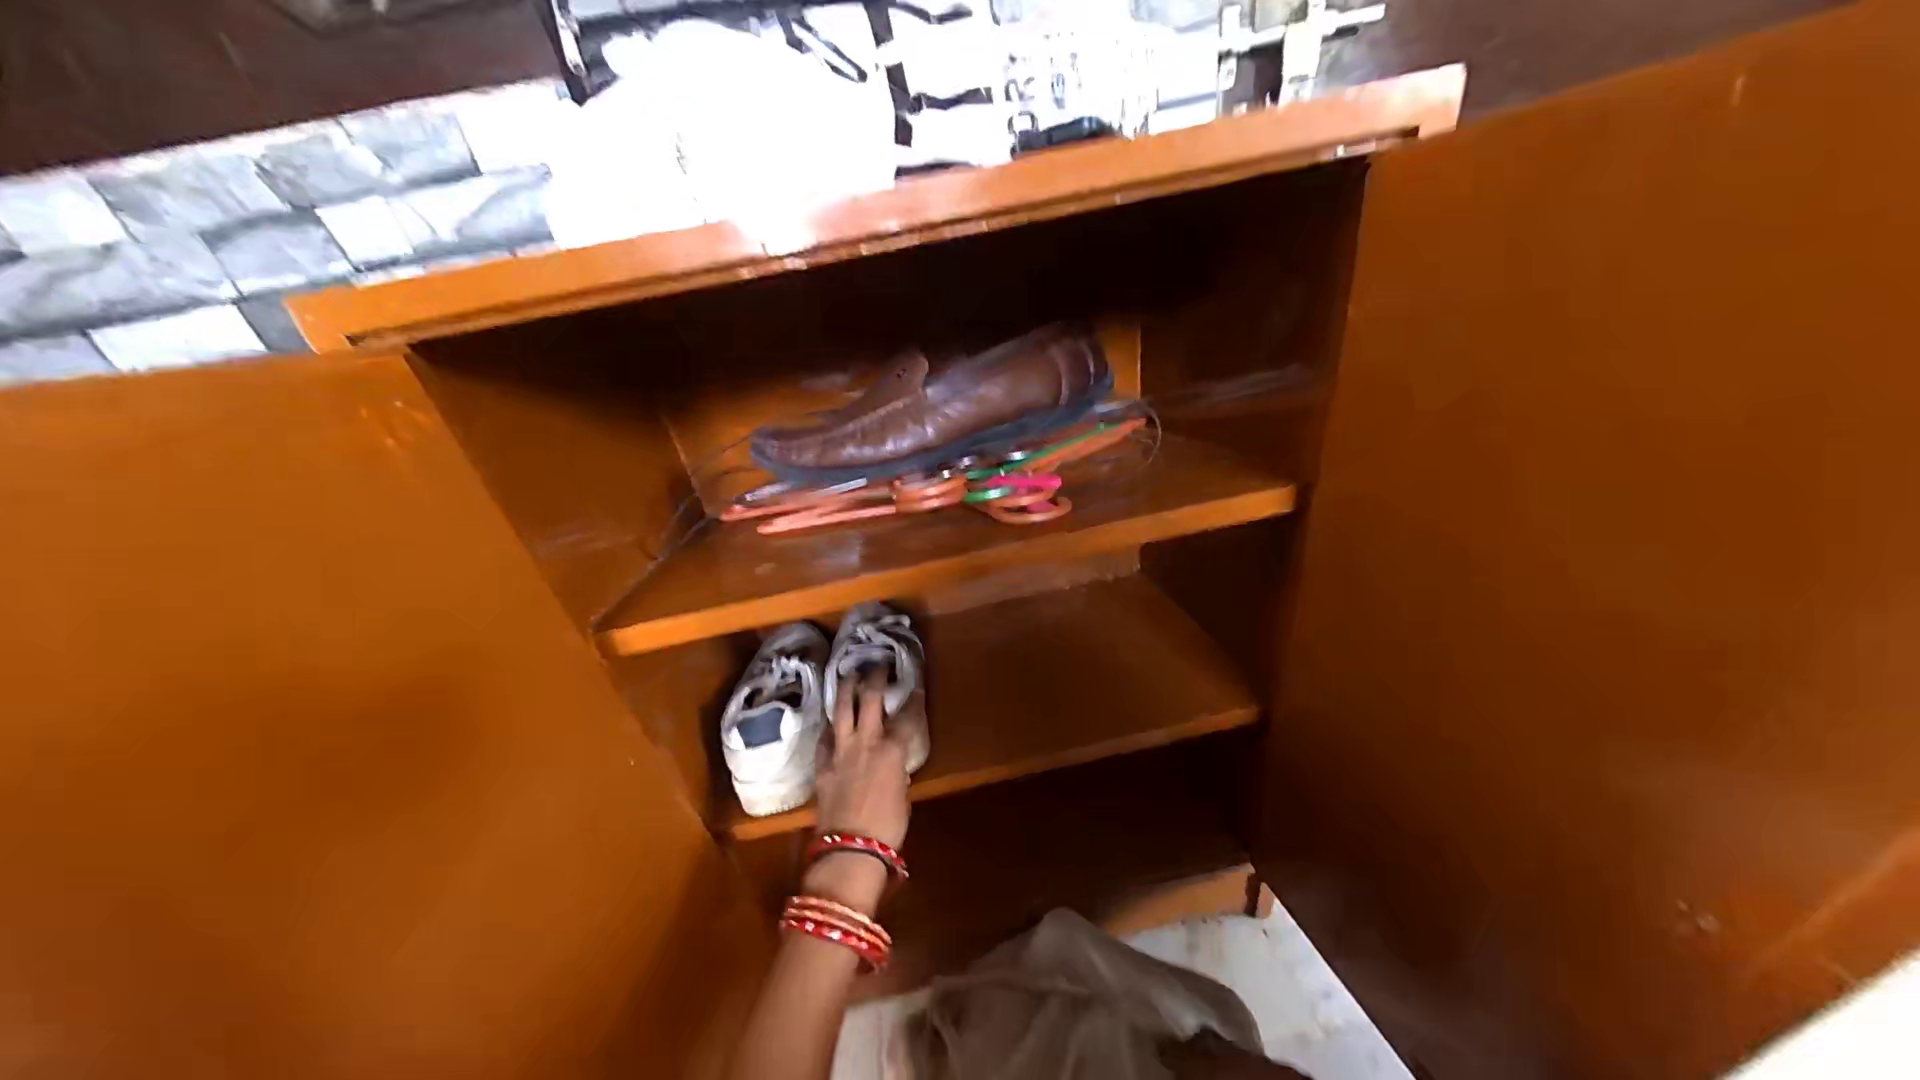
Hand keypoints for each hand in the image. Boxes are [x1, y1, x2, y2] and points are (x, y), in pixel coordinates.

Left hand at [813, 672, 910, 849]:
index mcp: (892, 749)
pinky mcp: (822, 764)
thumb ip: (897, 770)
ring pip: (842, 709)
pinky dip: (829, 726)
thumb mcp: (902, 794)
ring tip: (848, 675)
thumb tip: (892, 764)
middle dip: (875, 679)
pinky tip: (830, 722)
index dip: (913, 700)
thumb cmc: (888, 826)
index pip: (907, 716)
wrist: (850, 848)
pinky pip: (825, 737)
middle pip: (870, 699)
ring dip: (846, 689)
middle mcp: (866, 741)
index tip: (915, 686)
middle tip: (878, 666)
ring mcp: (840, 750)